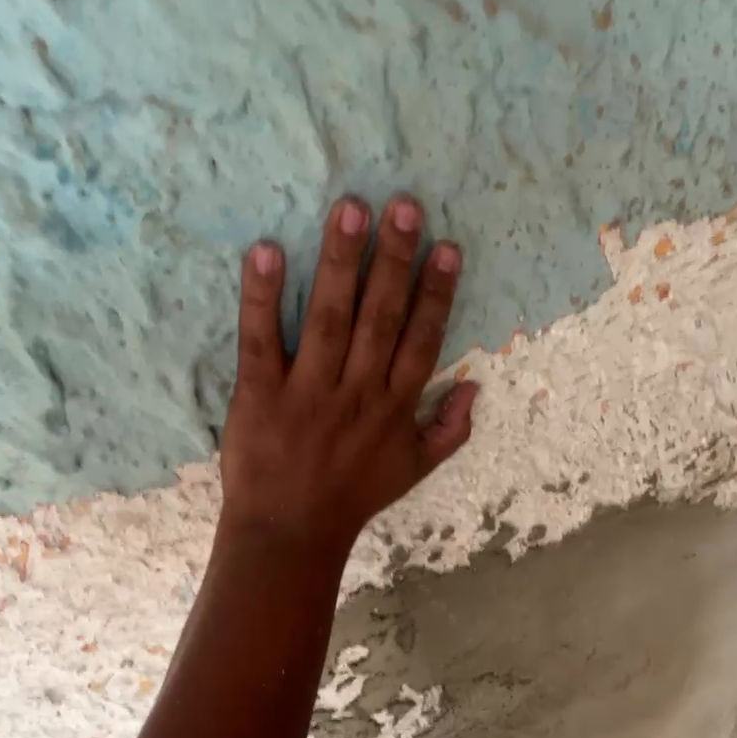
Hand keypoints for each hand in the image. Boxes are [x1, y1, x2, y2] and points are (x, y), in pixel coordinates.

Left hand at [220, 195, 477, 552]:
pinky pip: (261, 340)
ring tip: (350, 210)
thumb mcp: (415, 469)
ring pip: (328, 319)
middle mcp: (357, 392)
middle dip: (394, 260)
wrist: (291, 531)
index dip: (435, 294)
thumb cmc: (355, 496)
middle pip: (380, 318)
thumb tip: (477, 386)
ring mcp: (308, 391)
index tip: (446, 247)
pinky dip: (260, 297)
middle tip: (404, 206)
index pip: (421, 341)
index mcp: (395, 408)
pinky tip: (265, 250)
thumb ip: (450, 430)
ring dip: (340, 263)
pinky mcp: (259, 393)